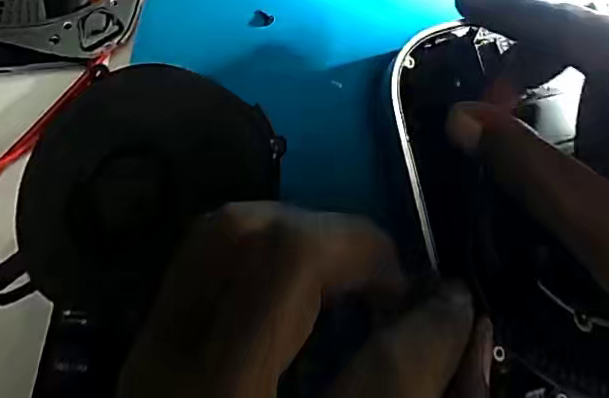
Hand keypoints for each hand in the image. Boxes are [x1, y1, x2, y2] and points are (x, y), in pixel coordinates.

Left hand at [119, 202, 491, 397]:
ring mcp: (156, 365)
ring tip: (343, 259)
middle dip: (354, 244)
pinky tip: (290, 267)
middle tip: (392, 271)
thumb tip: (466, 332)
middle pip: (284, 262)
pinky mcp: (142, 344)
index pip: (379, 384)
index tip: (456, 302)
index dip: (431, 333)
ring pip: (230, 231)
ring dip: (299, 225)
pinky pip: (202, 249)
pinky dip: (256, 236)